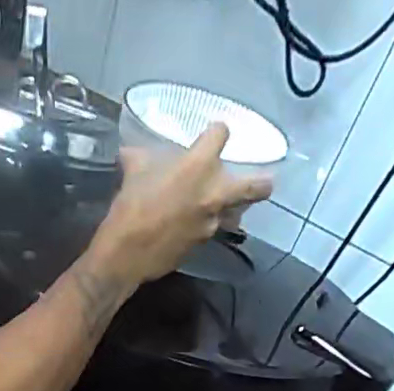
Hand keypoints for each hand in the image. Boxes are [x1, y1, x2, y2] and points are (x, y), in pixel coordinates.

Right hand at [88, 123, 273, 285]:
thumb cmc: (131, 207)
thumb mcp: (133, 170)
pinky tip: (193, 222)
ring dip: (234, 207)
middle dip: (263, 182)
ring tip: (226, 203)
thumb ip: (142, 158)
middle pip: (255, 187)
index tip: (214, 134)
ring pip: (236, 213)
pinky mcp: (203, 244)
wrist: (127, 255)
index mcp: (199, 166)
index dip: (217, 132)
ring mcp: (212, 223)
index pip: (220, 136)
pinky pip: (212, 228)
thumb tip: (136, 153)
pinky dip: (207, 222)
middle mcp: (214, 194)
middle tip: (266, 179)